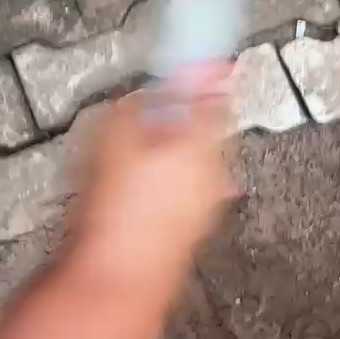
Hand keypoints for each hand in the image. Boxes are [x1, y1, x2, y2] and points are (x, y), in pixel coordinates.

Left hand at [59, 65, 237, 303]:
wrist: (123, 273)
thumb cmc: (153, 212)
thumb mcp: (198, 145)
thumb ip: (208, 103)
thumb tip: (214, 65)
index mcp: (124, 117)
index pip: (173, 83)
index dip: (207, 91)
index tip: (230, 94)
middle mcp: (109, 140)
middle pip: (172, 121)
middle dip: (205, 136)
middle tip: (224, 151)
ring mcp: (111, 175)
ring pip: (170, 156)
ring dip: (198, 168)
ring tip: (215, 186)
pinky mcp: (118, 206)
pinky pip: (163, 185)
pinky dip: (184, 193)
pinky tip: (197, 208)